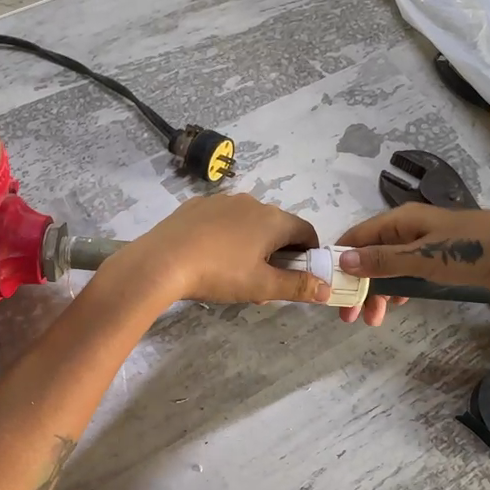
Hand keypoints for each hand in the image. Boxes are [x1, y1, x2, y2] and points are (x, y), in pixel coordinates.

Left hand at [116, 194, 331, 305]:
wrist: (161, 261)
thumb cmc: (219, 274)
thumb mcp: (262, 287)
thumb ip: (298, 286)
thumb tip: (327, 288)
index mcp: (273, 219)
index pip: (306, 231)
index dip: (309, 253)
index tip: (302, 275)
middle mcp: (251, 202)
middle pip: (277, 227)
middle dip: (278, 253)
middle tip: (265, 284)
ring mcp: (221, 200)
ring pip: (248, 223)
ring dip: (252, 244)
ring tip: (234, 274)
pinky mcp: (196, 205)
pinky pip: (222, 219)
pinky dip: (225, 235)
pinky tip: (209, 256)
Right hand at [335, 204, 489, 315]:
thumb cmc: (473, 252)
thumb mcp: (424, 258)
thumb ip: (383, 260)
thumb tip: (342, 260)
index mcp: (403, 220)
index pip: (358, 236)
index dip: (340, 259)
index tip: (328, 288)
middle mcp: (412, 228)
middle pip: (373, 254)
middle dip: (359, 283)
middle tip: (351, 317)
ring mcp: (430, 244)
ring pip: (392, 266)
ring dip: (379, 290)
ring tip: (376, 319)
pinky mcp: (446, 260)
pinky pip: (411, 272)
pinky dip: (400, 288)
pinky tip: (400, 305)